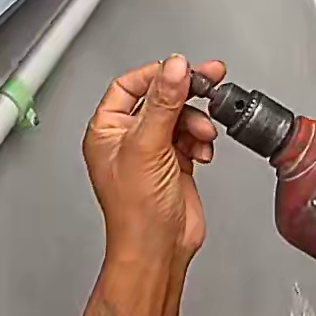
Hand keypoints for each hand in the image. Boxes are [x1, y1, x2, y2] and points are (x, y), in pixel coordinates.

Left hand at [84, 55, 226, 266]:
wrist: (159, 248)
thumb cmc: (136, 212)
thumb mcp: (148, 146)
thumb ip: (164, 103)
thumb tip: (175, 68)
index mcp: (107, 129)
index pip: (130, 85)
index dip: (157, 74)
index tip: (182, 69)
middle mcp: (127, 137)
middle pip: (159, 98)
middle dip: (184, 94)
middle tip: (208, 81)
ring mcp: (151, 150)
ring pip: (179, 116)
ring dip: (196, 122)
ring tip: (202, 135)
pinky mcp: (173, 162)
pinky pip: (190, 136)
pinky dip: (200, 140)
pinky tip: (202, 151)